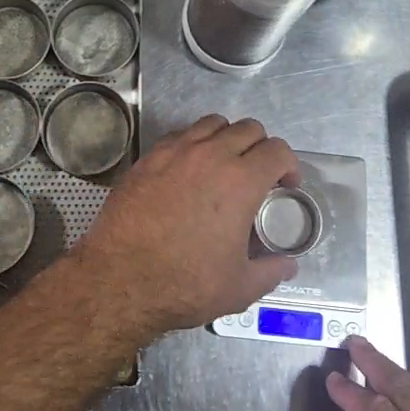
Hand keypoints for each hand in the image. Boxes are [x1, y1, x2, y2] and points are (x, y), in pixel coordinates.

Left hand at [74, 115, 300, 333]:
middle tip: (258, 174)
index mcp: (240, 181)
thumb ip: (270, 271)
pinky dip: (194, 143)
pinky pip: (181, 134)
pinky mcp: (149, 157)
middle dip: (261, 147)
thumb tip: (288, 264)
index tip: (285, 184)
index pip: (277, 151)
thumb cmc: (185, 284)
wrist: (120, 278)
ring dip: (227, 138)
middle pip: (248, 128)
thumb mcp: (239, 287)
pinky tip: (189, 169)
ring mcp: (176, 151)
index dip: (288, 165)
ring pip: (213, 123)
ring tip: (224, 164)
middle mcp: (210, 155)